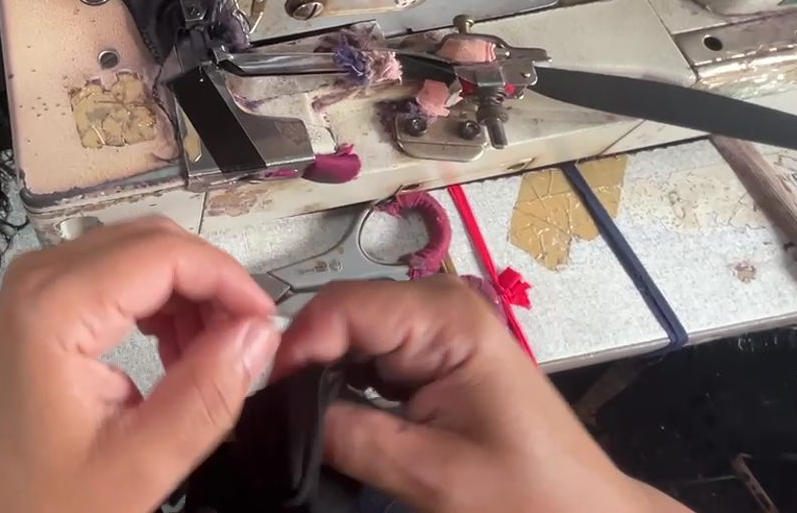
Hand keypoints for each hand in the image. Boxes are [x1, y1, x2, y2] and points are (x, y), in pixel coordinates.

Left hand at [0, 218, 279, 512]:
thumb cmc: (41, 503)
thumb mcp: (136, 467)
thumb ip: (206, 398)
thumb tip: (260, 333)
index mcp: (56, 305)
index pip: (163, 254)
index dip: (226, 279)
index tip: (267, 323)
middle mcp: (43, 272)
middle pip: (152, 241)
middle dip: (209, 284)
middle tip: (244, 343)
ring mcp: (40, 277)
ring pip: (139, 249)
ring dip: (186, 292)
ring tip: (210, 356)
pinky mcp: (44, 292)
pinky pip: (118, 269)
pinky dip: (158, 299)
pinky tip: (175, 349)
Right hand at [274, 278, 687, 512]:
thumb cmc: (529, 499)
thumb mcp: (437, 475)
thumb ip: (353, 436)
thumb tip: (279, 412)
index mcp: (443, 316)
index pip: (344, 306)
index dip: (299, 344)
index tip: (268, 395)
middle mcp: (433, 304)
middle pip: (342, 314)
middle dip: (306, 359)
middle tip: (276, 412)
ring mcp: (431, 326)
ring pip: (348, 333)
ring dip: (321, 372)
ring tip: (296, 416)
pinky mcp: (427, 351)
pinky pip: (366, 354)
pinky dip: (342, 382)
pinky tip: (330, 413)